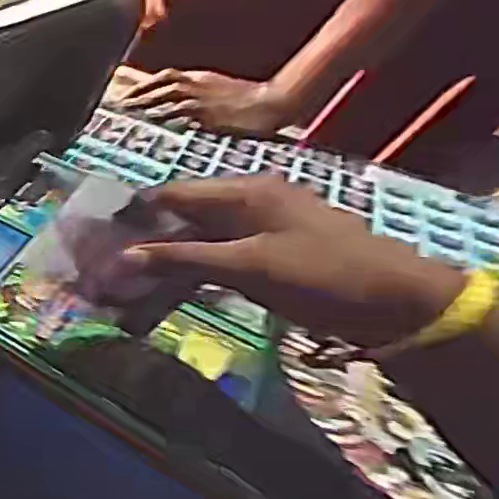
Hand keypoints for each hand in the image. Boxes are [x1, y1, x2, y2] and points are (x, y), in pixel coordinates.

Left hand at [108, 69, 300, 134]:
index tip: (124, 93)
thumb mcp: (214, 87)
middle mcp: (196, 85)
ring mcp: (200, 98)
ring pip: (164, 98)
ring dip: (143, 106)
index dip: (140, 84)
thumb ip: (191, 90)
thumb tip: (172, 100)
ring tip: (125, 115)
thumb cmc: (243, 99)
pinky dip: (161, 118)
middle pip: (158, 85)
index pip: (162, 76)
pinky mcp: (205, 113)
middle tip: (117, 106)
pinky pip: (178, 115)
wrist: (273, 102)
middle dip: (135, 95)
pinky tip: (147, 124)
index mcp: (198, 78)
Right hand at [119, 177, 464, 347]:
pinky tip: (160, 288)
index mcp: (245, 192)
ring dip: (160, 259)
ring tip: (124, 280)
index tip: (96, 237)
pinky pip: (210, 258)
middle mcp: (246, 204)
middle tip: (105, 263)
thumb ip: (182, 259)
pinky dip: (185, 271)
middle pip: (177, 217)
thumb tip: (122, 256)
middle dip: (141, 239)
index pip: (170, 194)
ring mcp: (254, 231)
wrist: (402, 306)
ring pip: (191, 240)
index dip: (132, 214)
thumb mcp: (248, 265)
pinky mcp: (261, 256)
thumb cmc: (325, 274)